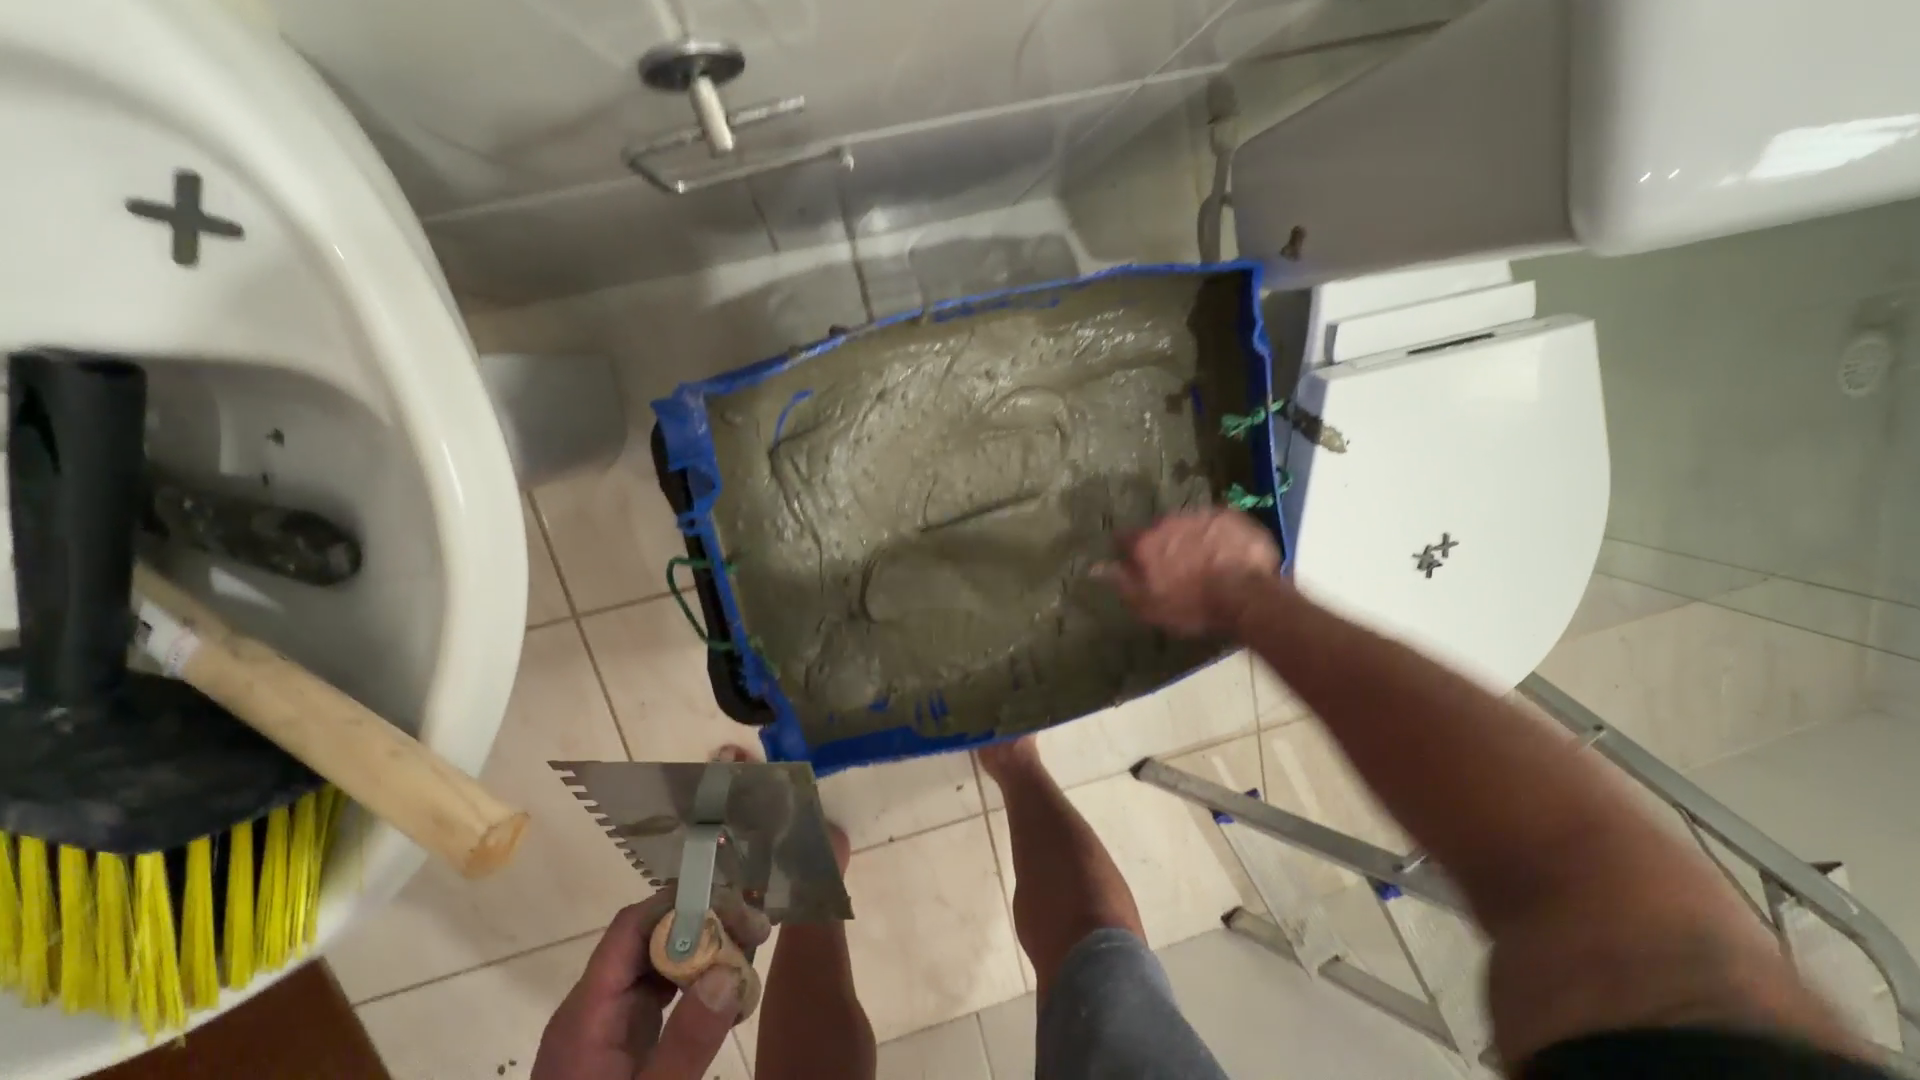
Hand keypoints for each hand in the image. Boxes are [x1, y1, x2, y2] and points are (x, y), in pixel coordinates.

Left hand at [533, 886, 771, 1079]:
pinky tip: (732, 990)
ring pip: (658, 963)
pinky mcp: (623, 1045)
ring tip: (754, 946)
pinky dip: (697, 984)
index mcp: (587, 1014)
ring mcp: (609, 1026)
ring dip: (705, 950)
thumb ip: (686, 1043)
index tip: (734, 905)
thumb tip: (728, 971)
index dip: (679, 904)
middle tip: (758, 929)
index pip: (630, 930)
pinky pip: (662, 995)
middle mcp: (595, 1007)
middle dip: (703, 924)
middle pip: (648, 939)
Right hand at [1100, 509, 1282, 636]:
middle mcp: (1169, 521)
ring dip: (1194, 538)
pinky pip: (1219, 523)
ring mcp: (1202, 515)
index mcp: (1145, 543)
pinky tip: (1230, 554)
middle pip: (1160, 529)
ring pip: (1190, 524)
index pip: (1124, 539)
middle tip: (1179, 567)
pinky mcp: (1232, 516)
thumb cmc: (1193, 607)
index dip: (1131, 552)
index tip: (1138, 565)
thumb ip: (1122, 583)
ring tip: (1208, 562)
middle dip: (1166, 543)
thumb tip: (1095, 567)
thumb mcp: (1149, 605)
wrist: (1246, 596)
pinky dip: (1220, 536)